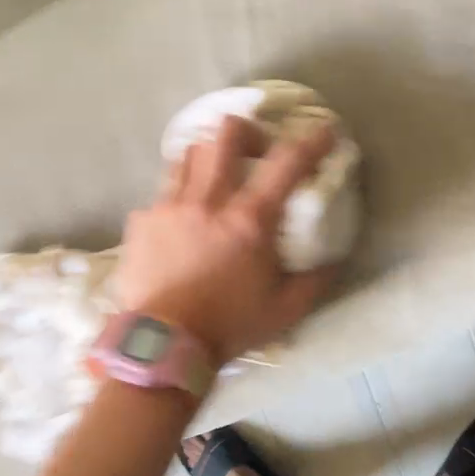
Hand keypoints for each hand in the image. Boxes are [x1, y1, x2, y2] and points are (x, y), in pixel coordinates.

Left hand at [115, 115, 338, 362]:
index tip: (325, 131)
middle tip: (256, 151)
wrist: (165, 344)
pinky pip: (162, 193)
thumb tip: (332, 261)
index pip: (288, 163)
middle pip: (226, 134)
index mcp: (250, 221)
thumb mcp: (285, 311)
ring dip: (208, 157)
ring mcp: (170, 206)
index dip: (312, 141)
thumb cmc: (230, 328)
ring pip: (188, 153)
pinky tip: (183, 222)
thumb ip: (313, 281)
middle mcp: (209, 201)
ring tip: (215, 177)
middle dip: (247, 132)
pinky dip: (179, 198)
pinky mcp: (142, 221)